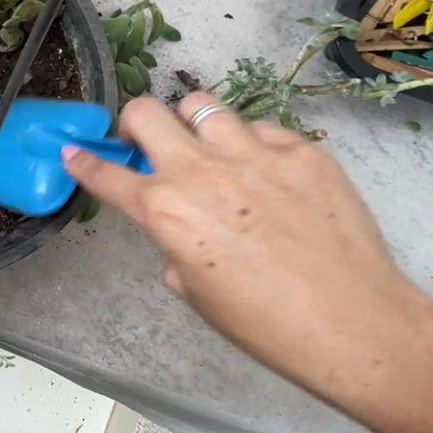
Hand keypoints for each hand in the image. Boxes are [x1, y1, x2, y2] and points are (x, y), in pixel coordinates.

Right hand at [62, 93, 432, 401]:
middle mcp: (201, 172)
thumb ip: (171, 238)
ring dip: (194, 125)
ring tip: (210, 149)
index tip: (74, 151)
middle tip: (147, 143)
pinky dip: (251, 144)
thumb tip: (178, 218)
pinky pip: (261, 129)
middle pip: (145, 112)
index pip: (105, 174)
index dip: (83, 161)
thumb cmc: (263, 324)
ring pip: (202, 105)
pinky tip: (266, 174)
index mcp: (165, 212)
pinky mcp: (304, 151)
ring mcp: (255, 155)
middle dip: (135, 124)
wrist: (357, 326)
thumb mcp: (191, 289)